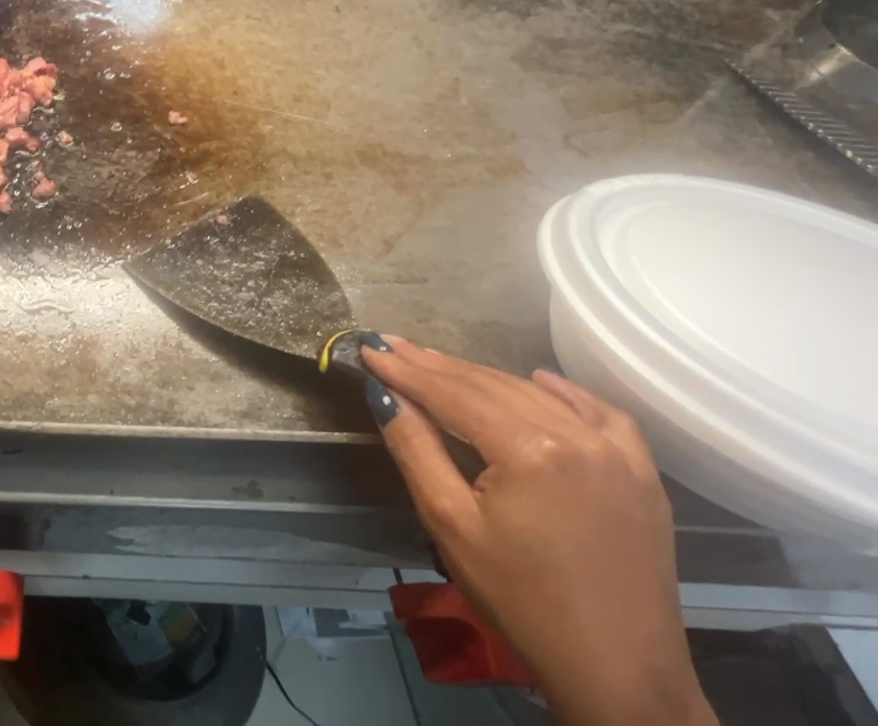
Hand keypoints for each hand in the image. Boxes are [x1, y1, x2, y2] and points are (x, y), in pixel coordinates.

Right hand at [362, 337, 716, 725]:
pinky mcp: (642, 474)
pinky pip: (600, 414)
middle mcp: (580, 437)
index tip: (369, 348)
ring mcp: (619, 454)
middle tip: (391, 346)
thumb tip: (384, 393)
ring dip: (483, 378)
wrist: (616, 666)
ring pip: (536, 396)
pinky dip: (561, 393)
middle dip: (437, 366)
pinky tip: (537, 380)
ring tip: (438, 364)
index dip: (406, 370)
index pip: (453, 394)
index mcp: (530, 450)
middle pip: (492, 387)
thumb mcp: (448, 521)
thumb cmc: (517, 596)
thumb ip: (415, 447)